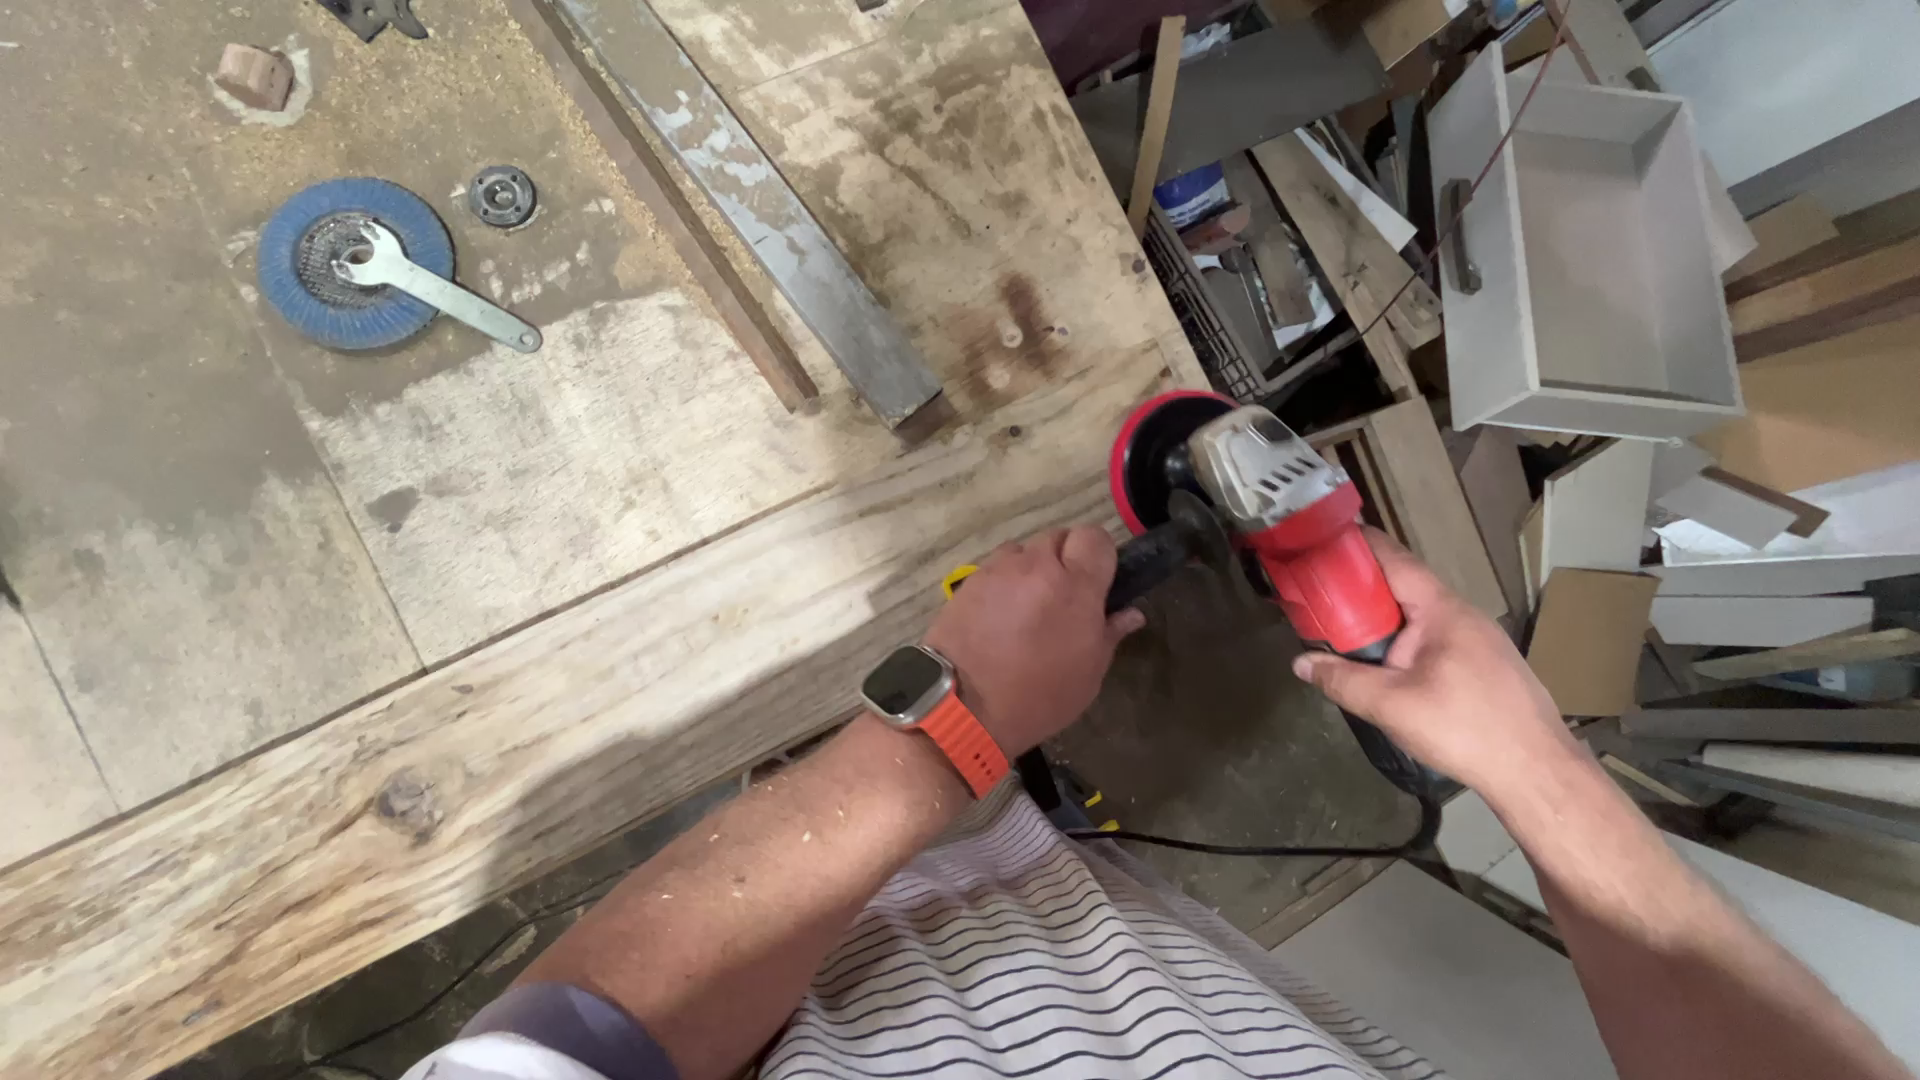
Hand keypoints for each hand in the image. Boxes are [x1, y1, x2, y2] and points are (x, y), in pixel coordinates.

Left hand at [923, 526, 1146, 755]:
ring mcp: (998, 570)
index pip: (1095, 537)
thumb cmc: (1037, 697)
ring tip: (1028, 607)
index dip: (1099, 555)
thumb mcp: (1088, 674)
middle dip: (1066, 559)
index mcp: (1075, 586)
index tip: (1098, 582)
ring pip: (1024, 550)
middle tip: (1064, 598)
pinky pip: (996, 567)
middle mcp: (1037, 566)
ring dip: (1032, 568)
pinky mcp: (969, 580)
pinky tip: (999, 615)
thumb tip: (1130, 612)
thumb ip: (1110, 633)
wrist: (962, 706)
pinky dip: (1004, 582)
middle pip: (1059, 537)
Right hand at [1290, 529, 1580, 797]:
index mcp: (1443, 611)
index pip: (1395, 560)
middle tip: (1315, 590)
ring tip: (1338, 626)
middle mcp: (1462, 615)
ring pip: (1416, 615)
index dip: (1358, 544)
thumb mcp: (1391, 705)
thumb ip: (1342, 680)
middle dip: (1359, 585)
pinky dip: (1398, 636)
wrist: (1539, 774)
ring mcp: (1477, 640)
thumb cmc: (1466, 728)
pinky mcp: (1482, 664)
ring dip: (1378, 615)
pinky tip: (1380, 662)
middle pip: (1402, 586)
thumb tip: (1299, 662)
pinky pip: (1430, 637)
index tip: (1321, 537)